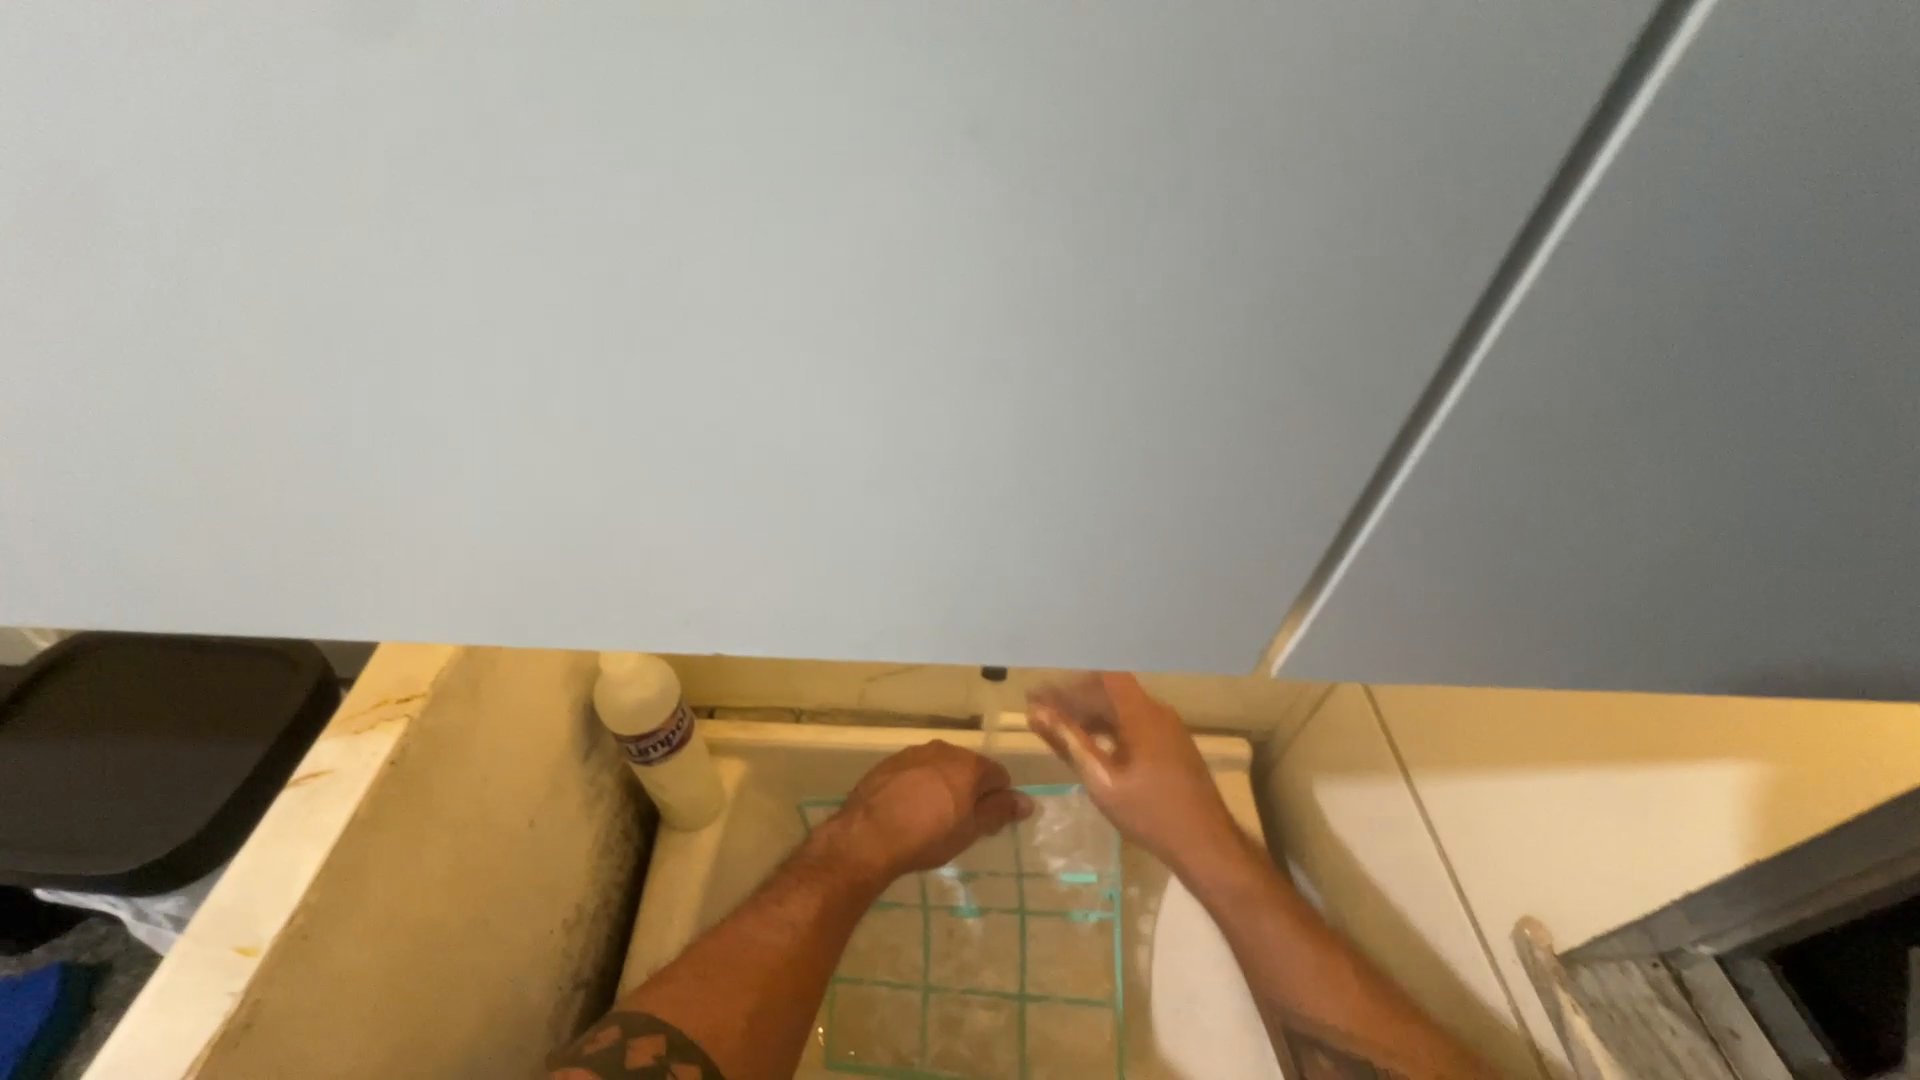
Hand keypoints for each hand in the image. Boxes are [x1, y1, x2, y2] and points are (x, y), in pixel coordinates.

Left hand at [824, 740, 1033, 881]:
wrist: (869, 835)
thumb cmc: (928, 835)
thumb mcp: (971, 830)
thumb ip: (1000, 812)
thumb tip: (1027, 801)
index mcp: (970, 764)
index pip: (998, 775)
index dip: (997, 799)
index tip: (985, 822)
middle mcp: (944, 749)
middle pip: (968, 768)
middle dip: (969, 790)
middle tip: (958, 822)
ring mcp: (914, 753)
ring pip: (940, 767)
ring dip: (942, 786)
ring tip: (930, 817)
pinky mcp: (889, 762)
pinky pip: (914, 771)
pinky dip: (917, 786)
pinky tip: (906, 809)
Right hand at [1028, 673, 1241, 872]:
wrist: (1206, 844)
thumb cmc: (1149, 812)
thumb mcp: (1101, 778)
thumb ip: (1069, 742)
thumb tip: (1036, 713)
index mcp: (1141, 713)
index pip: (1101, 678)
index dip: (1068, 684)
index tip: (1040, 697)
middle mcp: (1158, 712)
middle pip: (1111, 693)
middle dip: (1076, 700)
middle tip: (1043, 715)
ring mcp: (1170, 729)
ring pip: (1124, 710)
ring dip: (1092, 716)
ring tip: (1062, 731)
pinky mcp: (1174, 746)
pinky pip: (1137, 724)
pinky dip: (1111, 729)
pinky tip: (1095, 748)